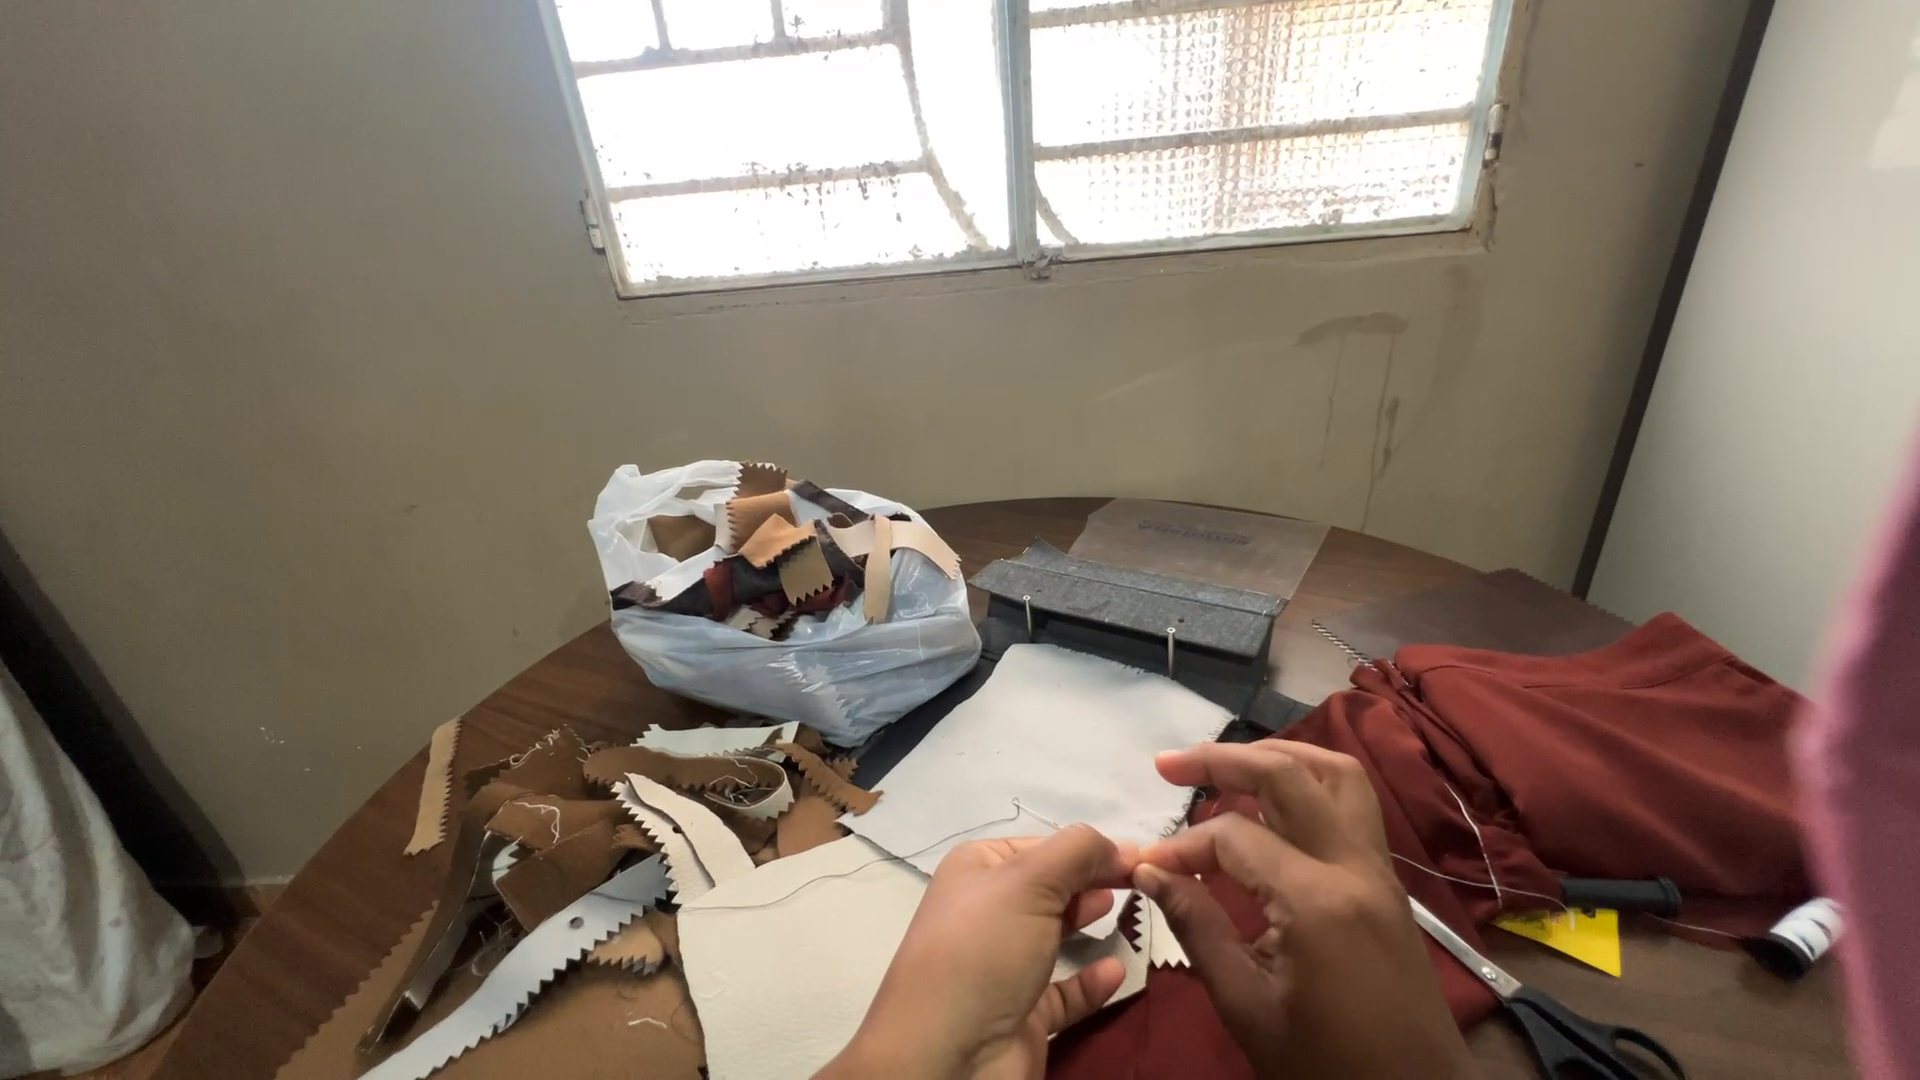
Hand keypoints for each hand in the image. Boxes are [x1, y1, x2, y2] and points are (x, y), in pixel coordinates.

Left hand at [821, 826, 1138, 1079]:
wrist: (946, 1057)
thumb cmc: (984, 948)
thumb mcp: (1029, 881)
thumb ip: (1078, 853)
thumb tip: (1123, 844)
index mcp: (978, 868)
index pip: (1042, 846)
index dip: (1087, 849)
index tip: (1136, 855)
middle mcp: (988, 910)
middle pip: (1051, 886)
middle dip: (1091, 879)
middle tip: (1141, 880)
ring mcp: (1003, 963)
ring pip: (1056, 934)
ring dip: (1089, 921)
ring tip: (1129, 909)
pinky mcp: (1021, 1013)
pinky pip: (1064, 990)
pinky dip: (1091, 980)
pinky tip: (1116, 969)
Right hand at [1135, 741, 1473, 1079]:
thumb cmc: (1326, 1068)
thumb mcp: (1247, 1006)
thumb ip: (1195, 926)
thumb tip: (1149, 870)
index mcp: (1317, 902)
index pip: (1234, 838)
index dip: (1183, 846)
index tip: (1152, 867)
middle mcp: (1355, 868)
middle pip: (1288, 774)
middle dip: (1221, 760)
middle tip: (1169, 765)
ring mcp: (1380, 870)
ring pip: (1336, 774)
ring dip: (1277, 756)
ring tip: (1228, 765)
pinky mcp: (1387, 882)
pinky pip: (1351, 804)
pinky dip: (1306, 783)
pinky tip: (1271, 802)